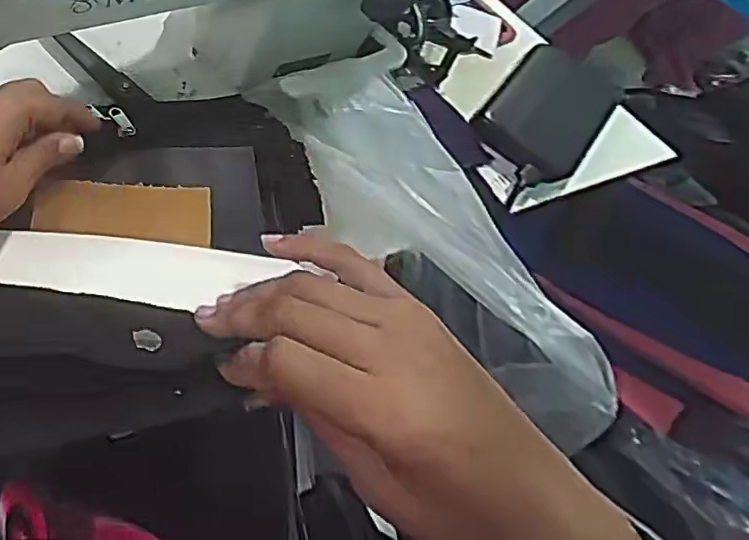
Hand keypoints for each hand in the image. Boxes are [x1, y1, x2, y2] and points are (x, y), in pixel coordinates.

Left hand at [0, 80, 96, 282]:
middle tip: (77, 132)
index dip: (80, 114)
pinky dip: (15, 126)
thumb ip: (46, 157)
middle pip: (33, 94)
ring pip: (13, 103)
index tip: (96, 125)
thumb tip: (69, 141)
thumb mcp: (15, 182)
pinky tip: (19, 151)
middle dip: (58, 110)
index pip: (55, 102)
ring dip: (35, 118)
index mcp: (9, 109)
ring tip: (52, 145)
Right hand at [195, 232, 632, 539]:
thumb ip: (311, 412)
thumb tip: (256, 371)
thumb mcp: (375, 480)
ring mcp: (406, 319)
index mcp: (387, 406)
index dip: (246, 359)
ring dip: (262, 285)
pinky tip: (275, 241)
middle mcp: (395, 349)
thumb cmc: (455, 506)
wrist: (539, 502)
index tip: (225, 365)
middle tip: (209, 320)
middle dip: (241, 313)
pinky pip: (352, 261)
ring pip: (311, 282)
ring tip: (229, 296)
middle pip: (293, 308)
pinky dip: (310, 245)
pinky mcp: (414, 306)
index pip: (288, 358)